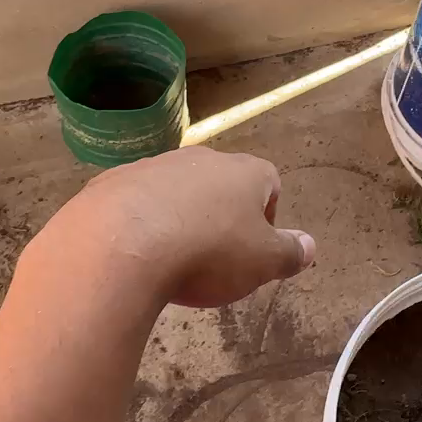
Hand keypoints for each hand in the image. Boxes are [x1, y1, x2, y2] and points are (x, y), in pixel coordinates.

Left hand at [40, 146, 314, 307]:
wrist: (119, 245)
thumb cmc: (207, 252)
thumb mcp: (262, 263)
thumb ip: (290, 252)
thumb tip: (309, 244)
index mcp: (244, 172)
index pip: (269, 183)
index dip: (267, 216)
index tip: (254, 249)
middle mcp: (201, 158)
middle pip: (221, 184)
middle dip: (221, 216)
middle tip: (215, 259)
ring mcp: (153, 166)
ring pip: (176, 190)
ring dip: (179, 218)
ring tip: (170, 261)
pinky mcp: (112, 182)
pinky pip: (134, 202)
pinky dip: (139, 224)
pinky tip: (133, 257)